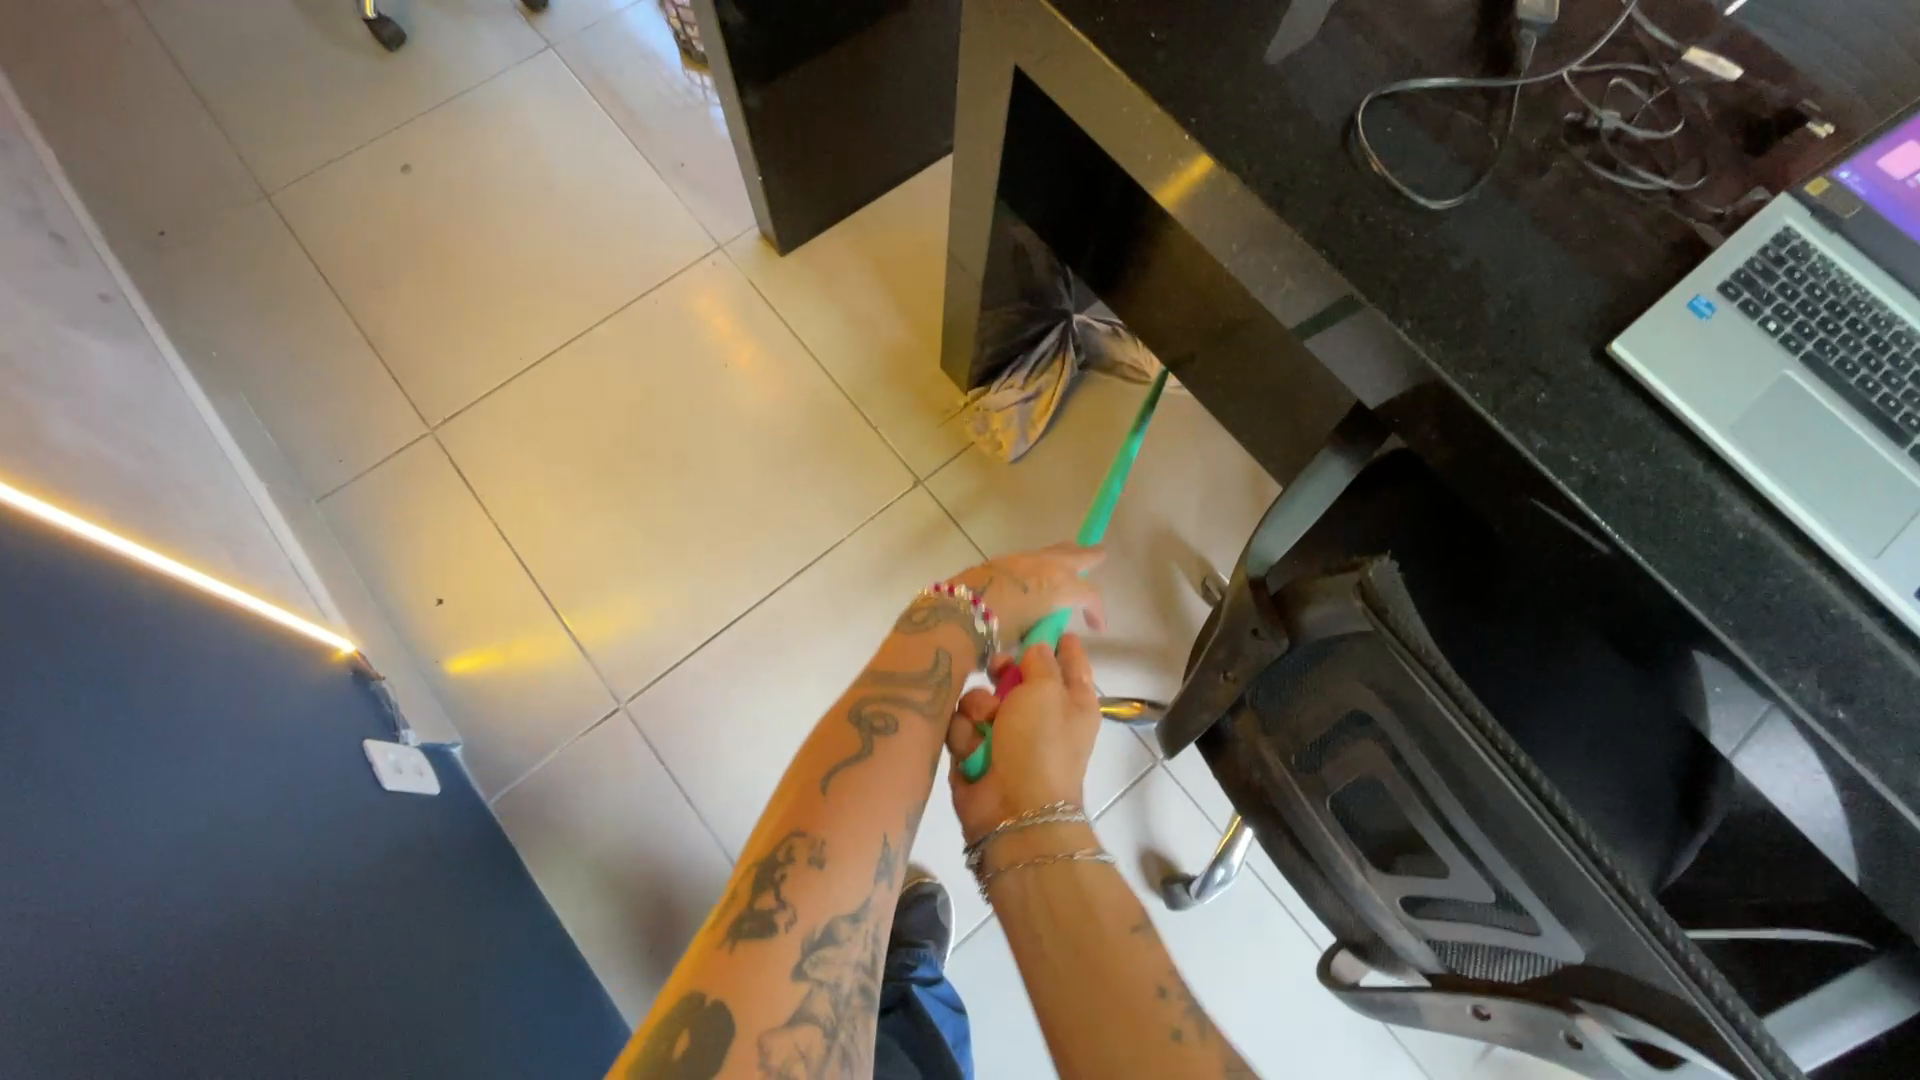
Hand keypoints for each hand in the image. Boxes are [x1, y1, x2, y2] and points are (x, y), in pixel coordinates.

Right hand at [945, 636, 1102, 844]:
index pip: (1070, 659)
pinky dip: (965, 736)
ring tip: (984, 725)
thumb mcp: (1047, 691)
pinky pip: (962, 726)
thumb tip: (1035, 649)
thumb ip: (1039, 660)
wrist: (1014, 811)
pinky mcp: (977, 753)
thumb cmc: (1040, 745)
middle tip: (996, 670)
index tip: (1038, 622)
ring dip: (979, 708)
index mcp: (1073, 701)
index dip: (1056, 639)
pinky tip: (970, 748)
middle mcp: (1043, 715)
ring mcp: (1008, 736)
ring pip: (981, 699)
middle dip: (1002, 672)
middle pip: (1017, 675)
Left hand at [947, 543, 1106, 645]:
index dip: (1098, 610)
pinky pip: (1031, 558)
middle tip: (1099, 558)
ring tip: (1067, 567)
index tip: (1097, 628)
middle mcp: (1045, 566)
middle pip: (1077, 554)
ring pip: (1052, 551)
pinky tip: (1034, 578)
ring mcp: (1022, 558)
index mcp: (1059, 586)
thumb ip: (1043, 627)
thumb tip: (1044, 627)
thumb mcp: (1029, 637)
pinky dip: (1039, 564)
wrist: (954, 615)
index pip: (1090, 594)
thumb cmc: (997, 632)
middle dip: (1090, 557)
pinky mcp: (1001, 559)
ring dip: (1062, 559)